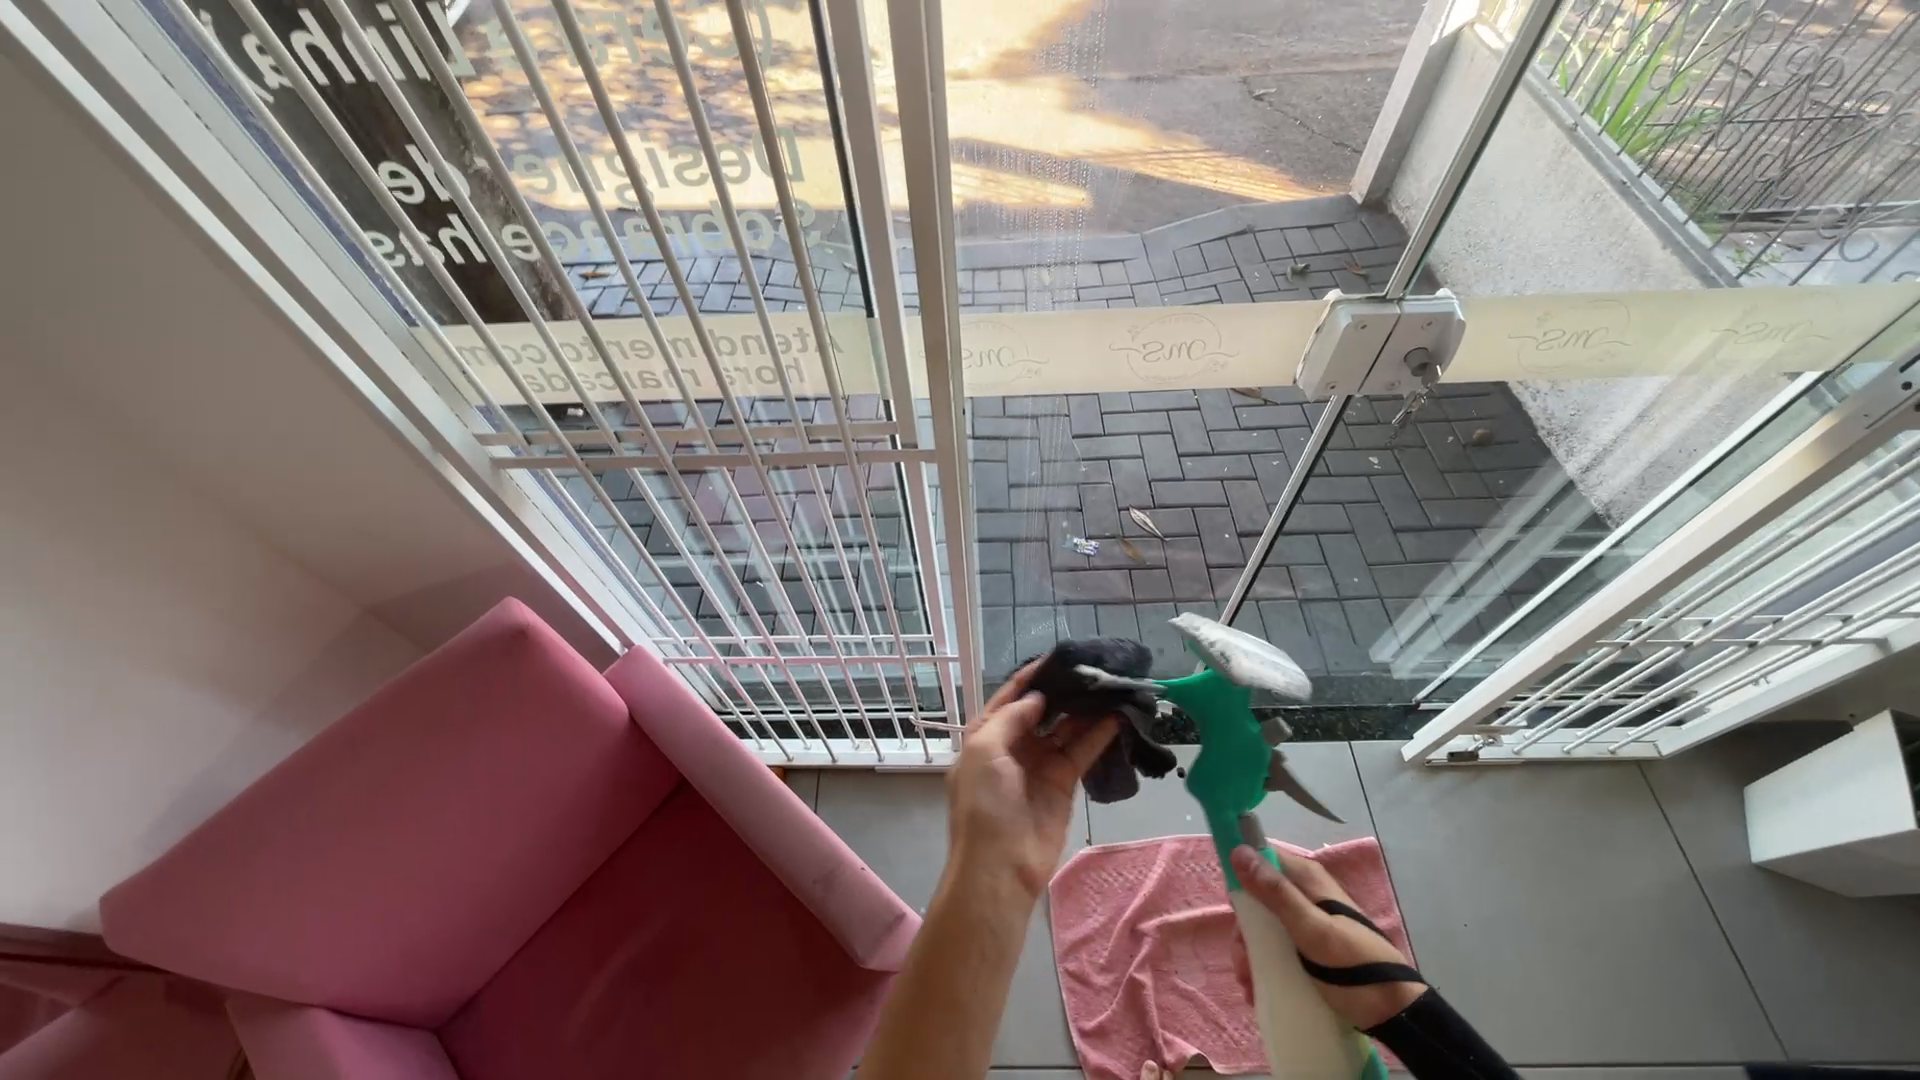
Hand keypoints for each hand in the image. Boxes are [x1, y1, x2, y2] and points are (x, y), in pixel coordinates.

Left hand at [945, 661, 1118, 899]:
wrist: (1000, 867)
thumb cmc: (984, 804)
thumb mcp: (984, 751)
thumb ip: (1011, 718)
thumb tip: (1038, 699)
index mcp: (985, 736)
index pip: (1009, 698)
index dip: (1030, 677)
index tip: (1056, 657)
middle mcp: (1012, 746)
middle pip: (1041, 711)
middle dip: (1062, 691)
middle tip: (1091, 669)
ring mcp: (1038, 764)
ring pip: (1064, 728)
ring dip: (1084, 710)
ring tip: (1109, 686)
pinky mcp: (1062, 783)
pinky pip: (1081, 751)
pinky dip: (1098, 735)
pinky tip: (1117, 716)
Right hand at [1229, 846, 1424, 1029]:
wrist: (1394, 1012)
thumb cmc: (1354, 967)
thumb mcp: (1311, 930)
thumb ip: (1276, 893)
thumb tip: (1238, 850)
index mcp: (1305, 878)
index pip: (1260, 858)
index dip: (1240, 877)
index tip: (1233, 910)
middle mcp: (1302, 892)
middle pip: (1256, 897)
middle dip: (1244, 930)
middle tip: (1242, 960)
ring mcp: (1304, 919)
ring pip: (1262, 924)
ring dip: (1250, 951)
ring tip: (1249, 982)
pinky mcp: (1306, 944)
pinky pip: (1274, 944)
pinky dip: (1262, 962)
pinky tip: (1258, 985)